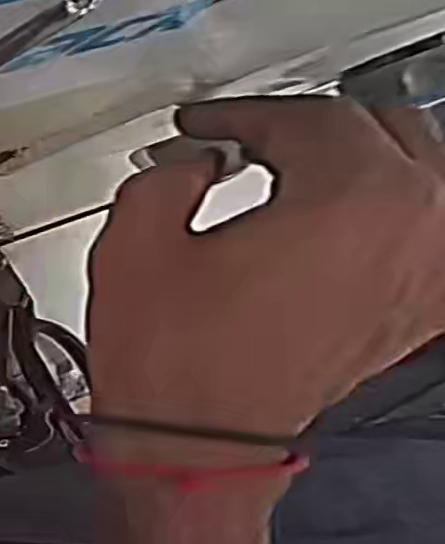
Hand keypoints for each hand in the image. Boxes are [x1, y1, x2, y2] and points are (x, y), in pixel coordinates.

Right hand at [88, 97, 444, 465]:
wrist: (195, 429)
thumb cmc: (169, 354)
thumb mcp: (128, 250)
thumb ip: (162, 181)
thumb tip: (190, 165)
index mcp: (353, 201)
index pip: (311, 120)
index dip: (243, 114)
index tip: (205, 123)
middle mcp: (421, 224)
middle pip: (387, 129)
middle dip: (304, 127)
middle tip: (240, 140)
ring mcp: (432, 267)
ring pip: (423, 170)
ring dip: (357, 157)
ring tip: (292, 168)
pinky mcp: (422, 303)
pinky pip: (428, 228)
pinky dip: (387, 207)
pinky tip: (341, 217)